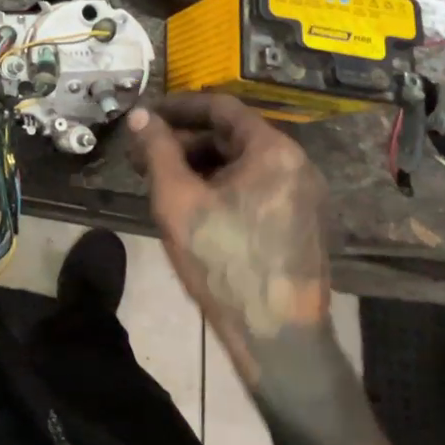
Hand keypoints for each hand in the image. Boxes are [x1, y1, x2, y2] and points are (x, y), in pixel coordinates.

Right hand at [128, 94, 331, 387]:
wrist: (276, 337)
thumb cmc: (222, 260)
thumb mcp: (176, 199)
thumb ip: (157, 150)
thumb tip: (141, 116)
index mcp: (274, 152)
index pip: (221, 107)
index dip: (178, 107)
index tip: (145, 116)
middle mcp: (298, 167)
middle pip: (232, 136)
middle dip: (184, 141)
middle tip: (144, 156)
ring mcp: (304, 198)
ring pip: (243, 165)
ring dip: (200, 165)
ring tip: (161, 183)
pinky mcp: (301, 226)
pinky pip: (255, 189)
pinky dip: (221, 187)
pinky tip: (190, 207)